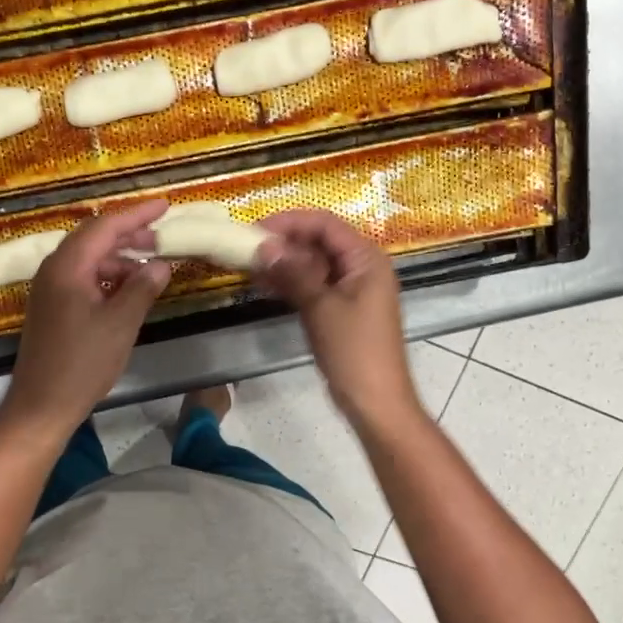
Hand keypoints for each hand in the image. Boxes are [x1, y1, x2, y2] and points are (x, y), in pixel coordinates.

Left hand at [0, 199, 171, 437]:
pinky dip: (108, 280)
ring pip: (89, 262)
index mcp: (67, 267)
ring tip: (150, 271)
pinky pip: (83, 281)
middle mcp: (54, 270)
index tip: (166, 207)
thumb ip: (142, 289)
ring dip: (120, 261)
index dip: (137, 214)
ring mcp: (50, 290)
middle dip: (129, 236)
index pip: (105, 226)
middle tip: (162, 239)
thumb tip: (161, 264)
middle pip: (94, 239)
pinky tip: (128, 293)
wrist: (42, 404)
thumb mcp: (120, 325)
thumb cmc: (82, 364)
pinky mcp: (52, 309)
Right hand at [255, 211, 418, 426]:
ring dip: (285, 264)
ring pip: (315, 266)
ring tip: (249, 267)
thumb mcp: (321, 309)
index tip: (254, 230)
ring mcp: (352, 291)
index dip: (289, 222)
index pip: (325, 224)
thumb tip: (264, 247)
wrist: (376, 401)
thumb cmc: (354, 352)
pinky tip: (265, 286)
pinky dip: (292, 284)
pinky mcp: (342, 312)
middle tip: (246, 249)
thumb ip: (293, 274)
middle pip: (319, 242)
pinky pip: (315, 287)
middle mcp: (362, 268)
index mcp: (366, 259)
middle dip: (284, 243)